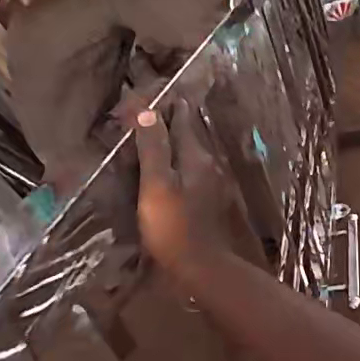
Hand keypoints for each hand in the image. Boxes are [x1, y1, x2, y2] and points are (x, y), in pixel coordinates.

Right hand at [130, 100, 227, 275]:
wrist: (203, 268)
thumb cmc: (174, 227)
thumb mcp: (157, 185)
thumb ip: (154, 149)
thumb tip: (149, 111)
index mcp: (198, 157)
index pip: (183, 119)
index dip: (167, 105)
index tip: (151, 92)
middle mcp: (211, 165)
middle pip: (189, 135)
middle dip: (170, 122)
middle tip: (146, 112)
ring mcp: (213, 184)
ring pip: (191, 154)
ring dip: (173, 144)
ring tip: (152, 138)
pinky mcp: (209, 202)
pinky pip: (191, 173)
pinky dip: (177, 165)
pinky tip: (165, 172)